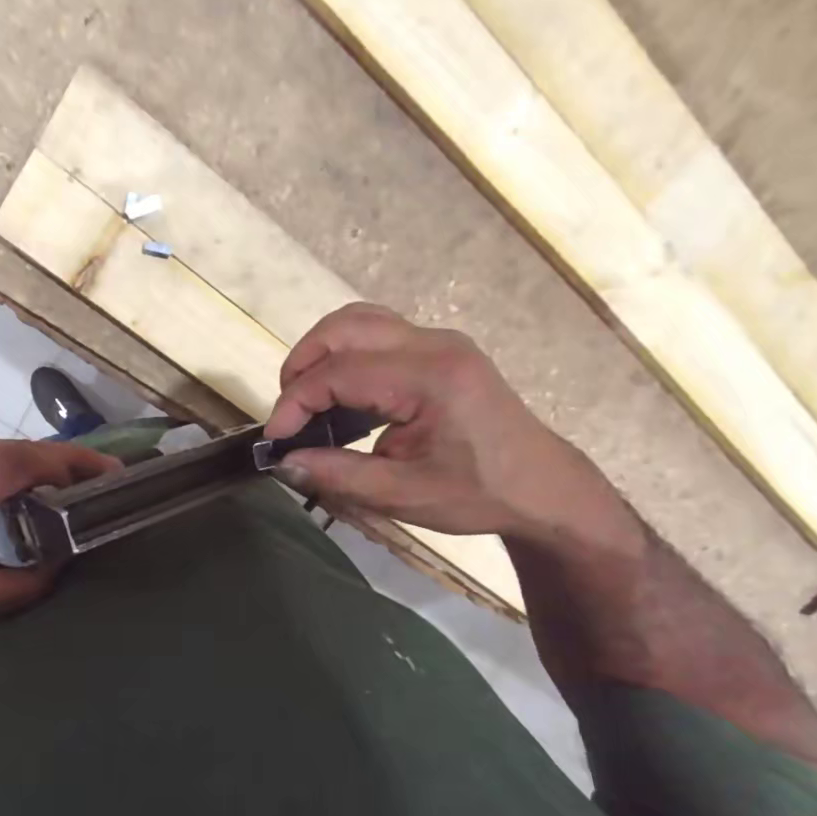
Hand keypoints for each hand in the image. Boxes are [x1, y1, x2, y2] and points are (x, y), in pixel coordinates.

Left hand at [0, 431, 119, 659]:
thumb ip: (30, 573)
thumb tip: (77, 547)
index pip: (13, 462)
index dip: (68, 463)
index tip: (113, 474)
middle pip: (11, 451)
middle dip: (58, 470)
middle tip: (98, 492)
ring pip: (0, 448)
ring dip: (33, 470)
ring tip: (66, 495)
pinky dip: (10, 469)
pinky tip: (25, 491)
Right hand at [264, 303, 615, 539]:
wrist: (541, 487)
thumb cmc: (477, 494)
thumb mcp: (402, 494)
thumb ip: (338, 475)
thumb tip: (284, 461)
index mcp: (430, 379)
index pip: (339, 372)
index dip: (295, 403)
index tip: (275, 439)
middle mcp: (434, 345)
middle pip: (344, 327)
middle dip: (302, 365)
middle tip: (288, 414)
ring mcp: (438, 341)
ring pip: (358, 321)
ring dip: (321, 353)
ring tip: (305, 399)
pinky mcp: (438, 349)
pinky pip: (376, 332)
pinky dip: (343, 354)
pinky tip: (338, 392)